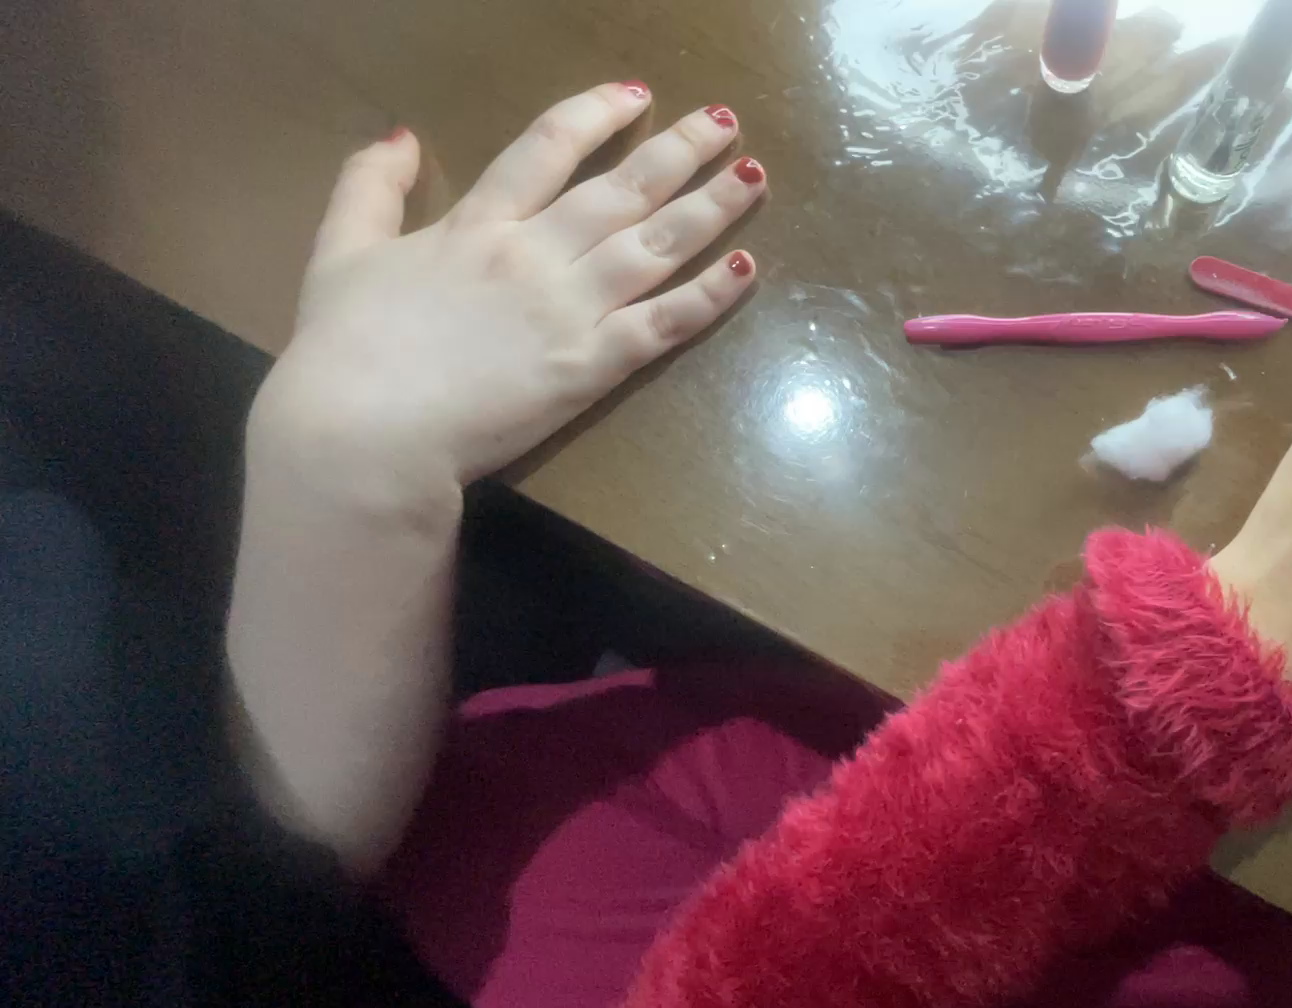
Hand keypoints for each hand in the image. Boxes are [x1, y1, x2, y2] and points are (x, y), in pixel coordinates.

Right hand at [249, 85, 764, 500]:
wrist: (367, 431)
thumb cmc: (347, 349)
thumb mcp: (339, 250)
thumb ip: (367, 187)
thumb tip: (400, 134)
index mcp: (478, 223)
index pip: (548, 147)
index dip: (597, 114)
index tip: (638, 93)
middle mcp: (537, 252)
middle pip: (623, 188)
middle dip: (680, 150)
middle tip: (727, 123)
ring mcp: (572, 307)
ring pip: (656, 244)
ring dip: (711, 207)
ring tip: (755, 177)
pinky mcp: (597, 362)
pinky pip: (666, 320)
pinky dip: (710, 293)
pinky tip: (747, 265)